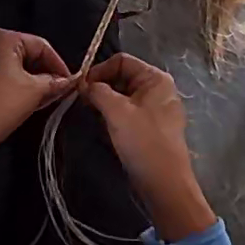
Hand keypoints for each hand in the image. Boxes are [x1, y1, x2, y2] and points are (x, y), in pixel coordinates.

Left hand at [0, 29, 73, 156]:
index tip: (70, 85)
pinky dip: (9, 86)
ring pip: (10, 66)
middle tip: (56, 95)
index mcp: (3, 37)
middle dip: (43, 74)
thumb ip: (54, 82)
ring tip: (39, 101)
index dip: (60, 66)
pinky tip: (16, 103)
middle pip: (26, 54)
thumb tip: (68, 81)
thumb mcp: (34, 93)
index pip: (42, 46)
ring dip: (28, 81)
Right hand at [84, 53, 215, 240]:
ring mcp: (156, 109)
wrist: (164, 183)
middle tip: (83, 104)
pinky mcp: (151, 128)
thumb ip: (98, 91)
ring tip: (94, 118)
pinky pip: (128, 113)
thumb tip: (85, 84)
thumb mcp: (116, 111)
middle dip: (101, 88)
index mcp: (155, 78)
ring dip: (106, 105)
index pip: (121, 61)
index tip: (80, 87)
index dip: (99, 70)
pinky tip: (106, 130)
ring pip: (123, 97)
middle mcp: (158, 89)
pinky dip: (115, 118)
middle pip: (122, 77)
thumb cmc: (143, 141)